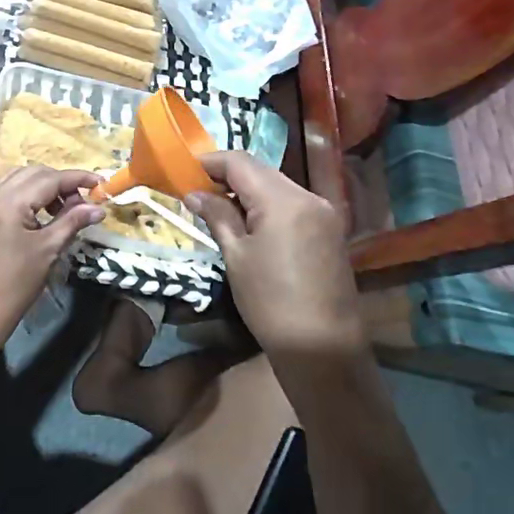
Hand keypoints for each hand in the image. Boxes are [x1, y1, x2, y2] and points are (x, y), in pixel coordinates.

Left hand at [0, 166, 103, 336]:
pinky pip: (10, 191)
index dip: (77, 178)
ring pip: (21, 179)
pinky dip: (29, 195)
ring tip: (64, 209)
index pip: (49, 178)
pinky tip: (43, 214)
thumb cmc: (17, 281)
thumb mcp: (49, 249)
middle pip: (34, 173)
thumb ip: (73, 221)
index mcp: (10, 201)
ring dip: (45, 187)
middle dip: (61, 182)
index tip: (100, 183)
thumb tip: (98, 208)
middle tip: (82, 201)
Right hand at [188, 151, 363, 359]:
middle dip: (227, 175)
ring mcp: (324, 213)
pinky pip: (291, 202)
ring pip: (276, 185)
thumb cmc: (271, 303)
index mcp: (284, 200)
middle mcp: (308, 197)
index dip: (209, 162)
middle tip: (197, 190)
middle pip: (260, 170)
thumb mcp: (236, 256)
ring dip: (247, 189)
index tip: (184, 171)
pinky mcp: (329, 230)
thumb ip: (217, 215)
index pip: (240, 162)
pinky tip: (248, 222)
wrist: (324, 351)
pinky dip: (266, 204)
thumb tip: (194, 193)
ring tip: (218, 207)